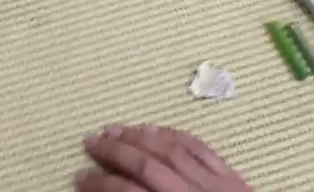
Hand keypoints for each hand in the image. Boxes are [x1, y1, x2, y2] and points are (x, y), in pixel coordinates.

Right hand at [74, 125, 251, 191]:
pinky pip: (199, 147)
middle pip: (148, 166)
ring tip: (113, 128)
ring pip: (171, 150)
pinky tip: (154, 129)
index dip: (102, 185)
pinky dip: (173, 135)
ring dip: (138, 135)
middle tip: (89, 142)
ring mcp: (218, 185)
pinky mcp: (235, 179)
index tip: (78, 177)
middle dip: (114, 152)